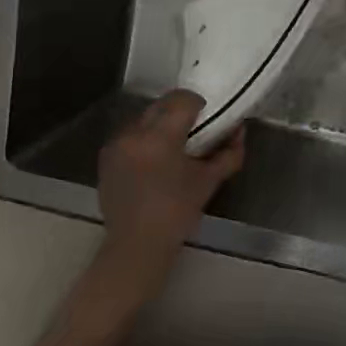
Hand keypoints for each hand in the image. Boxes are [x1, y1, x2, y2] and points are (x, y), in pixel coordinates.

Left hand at [98, 90, 245, 258]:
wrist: (137, 245)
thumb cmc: (177, 213)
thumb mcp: (208, 182)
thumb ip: (228, 154)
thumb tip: (239, 132)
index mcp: (160, 137)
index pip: (182, 100)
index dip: (199, 104)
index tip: (209, 118)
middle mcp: (134, 133)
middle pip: (161, 105)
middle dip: (180, 112)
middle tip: (195, 130)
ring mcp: (116, 143)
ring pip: (144, 118)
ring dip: (160, 124)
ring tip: (173, 147)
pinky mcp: (106, 156)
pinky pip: (130, 135)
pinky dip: (144, 139)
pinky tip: (154, 161)